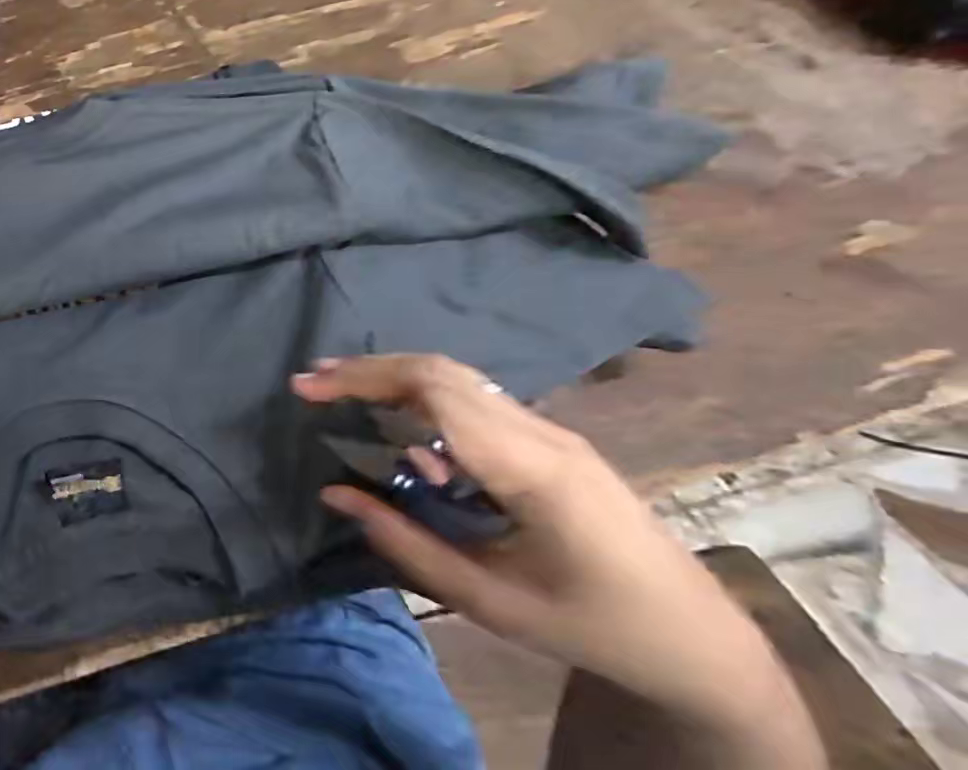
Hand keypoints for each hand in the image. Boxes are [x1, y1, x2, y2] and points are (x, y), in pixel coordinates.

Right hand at [293, 355, 823, 769]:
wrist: (703, 641)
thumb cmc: (593, 627)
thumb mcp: (490, 601)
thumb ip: (406, 544)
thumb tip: (335, 494)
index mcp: (532, 469)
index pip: (433, 392)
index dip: (363, 379)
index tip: (306, 388)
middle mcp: (542, 433)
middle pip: (441, 370)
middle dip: (368, 368)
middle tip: (310, 382)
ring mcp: (552, 431)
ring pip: (457, 376)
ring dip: (392, 375)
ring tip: (339, 390)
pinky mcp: (551, 440)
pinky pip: (474, 397)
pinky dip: (420, 392)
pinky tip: (393, 416)